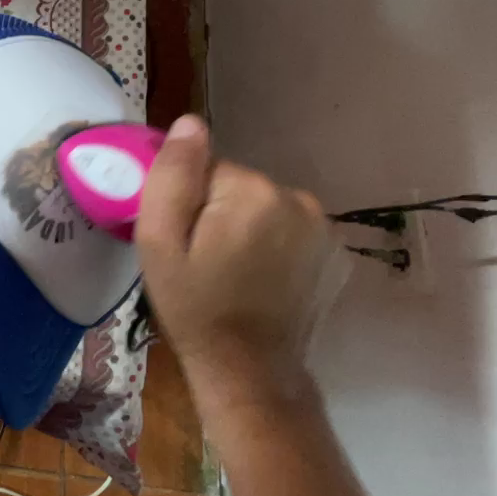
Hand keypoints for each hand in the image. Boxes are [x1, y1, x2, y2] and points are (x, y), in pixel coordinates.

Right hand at [135, 115, 336, 407]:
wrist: (250, 372)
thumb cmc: (194, 306)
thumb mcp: (159, 240)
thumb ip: (172, 176)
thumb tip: (191, 123)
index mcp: (252, 190)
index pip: (205, 167)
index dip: (187, 201)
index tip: (184, 240)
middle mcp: (298, 198)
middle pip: (237, 184)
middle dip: (217, 211)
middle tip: (202, 258)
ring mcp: (324, 229)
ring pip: (263, 205)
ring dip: (246, 227)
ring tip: (232, 272)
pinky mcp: (337, 255)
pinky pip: (289, 228)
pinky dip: (273, 245)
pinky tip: (261, 280)